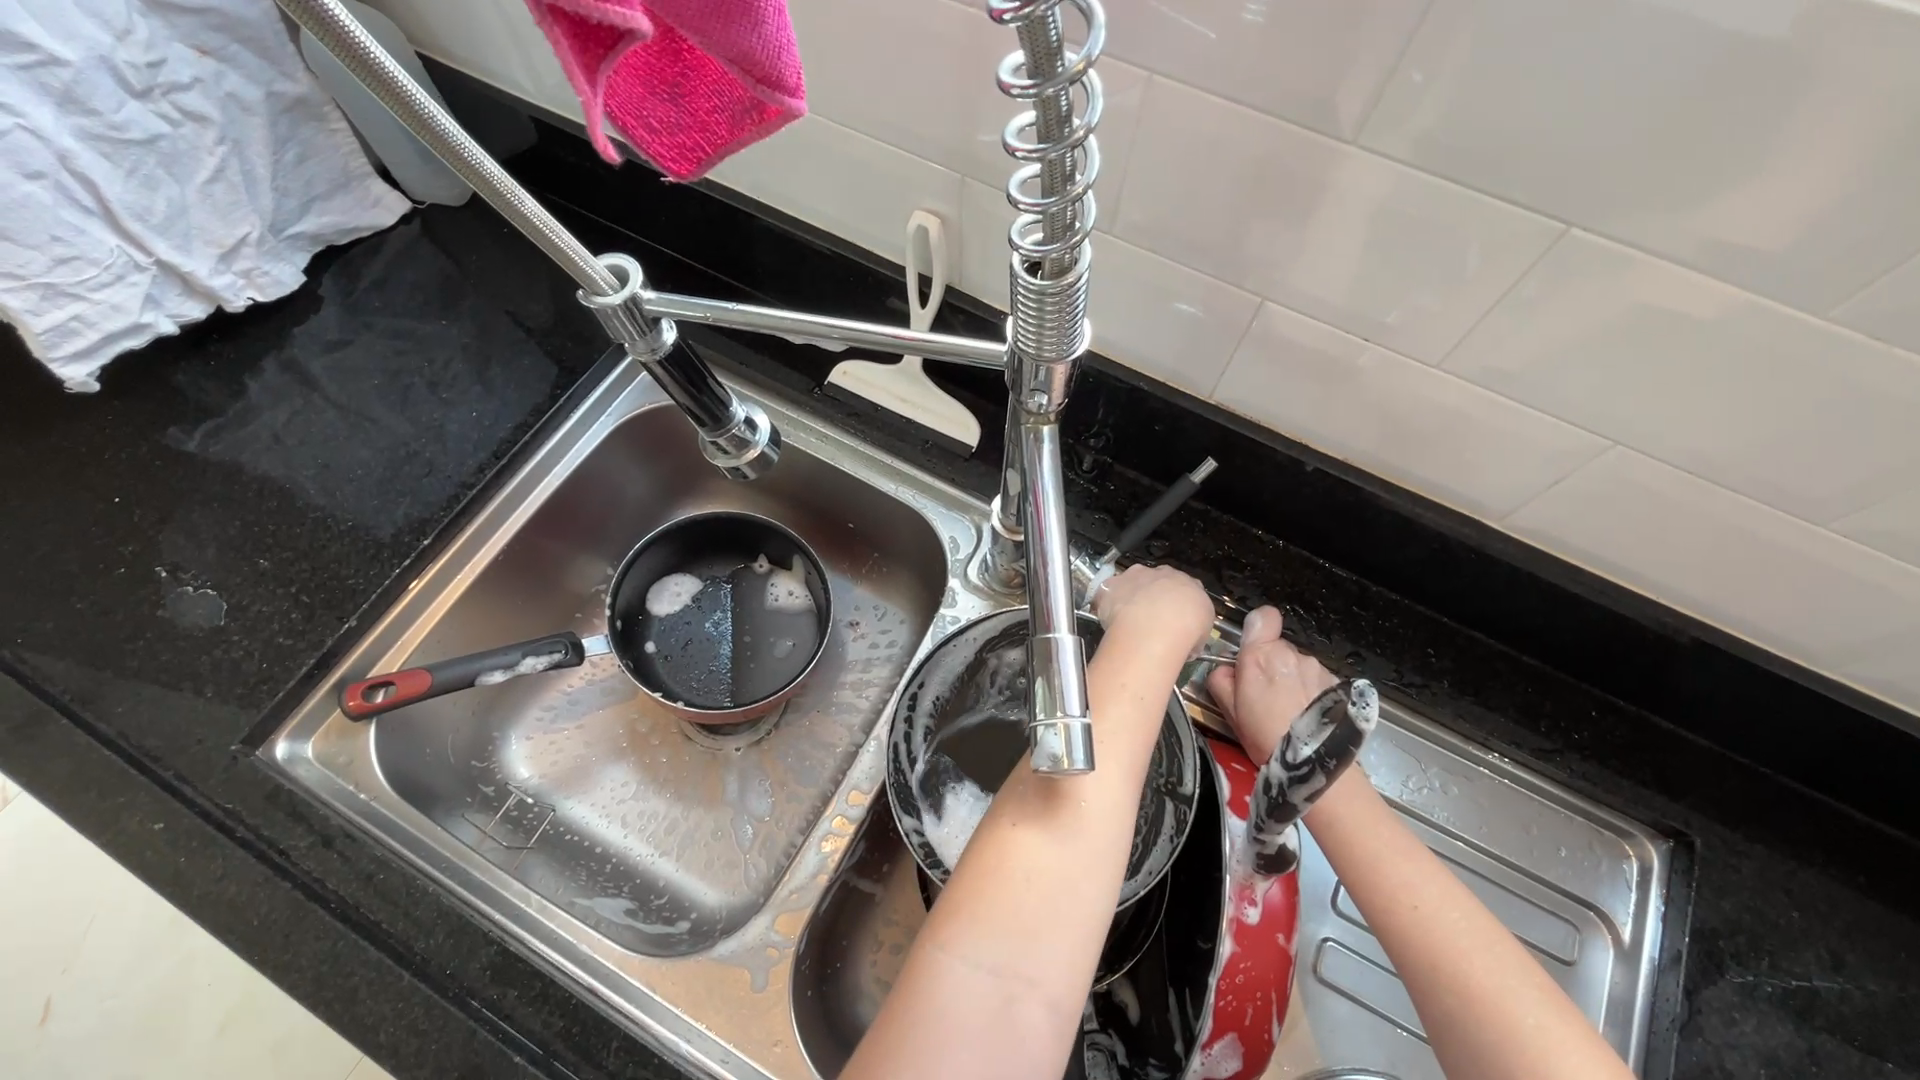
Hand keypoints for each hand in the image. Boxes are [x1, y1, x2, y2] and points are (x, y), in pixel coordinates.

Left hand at [1091, 564, 1214, 653]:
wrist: (1157, 625)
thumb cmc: (1186, 630)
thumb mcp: (1203, 633)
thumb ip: (1195, 629)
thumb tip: (1189, 641)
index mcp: (1189, 583)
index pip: (1183, 589)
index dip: (1176, 604)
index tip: (1172, 619)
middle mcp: (1162, 573)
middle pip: (1156, 581)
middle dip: (1152, 597)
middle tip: (1150, 620)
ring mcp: (1134, 575)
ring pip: (1131, 583)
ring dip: (1130, 597)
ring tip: (1128, 621)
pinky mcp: (1112, 583)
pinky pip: (1108, 592)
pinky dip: (1107, 603)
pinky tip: (1110, 620)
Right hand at [1206, 606, 1336, 764]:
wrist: (1312, 761)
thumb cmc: (1264, 735)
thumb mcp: (1229, 710)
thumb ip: (1221, 679)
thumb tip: (1225, 669)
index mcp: (1259, 656)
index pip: (1263, 617)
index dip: (1258, 628)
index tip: (1253, 650)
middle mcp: (1291, 654)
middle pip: (1277, 647)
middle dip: (1270, 665)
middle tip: (1265, 696)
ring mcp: (1316, 667)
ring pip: (1297, 665)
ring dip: (1291, 679)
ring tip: (1288, 710)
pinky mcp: (1335, 682)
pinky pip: (1315, 679)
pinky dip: (1309, 692)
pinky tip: (1306, 714)